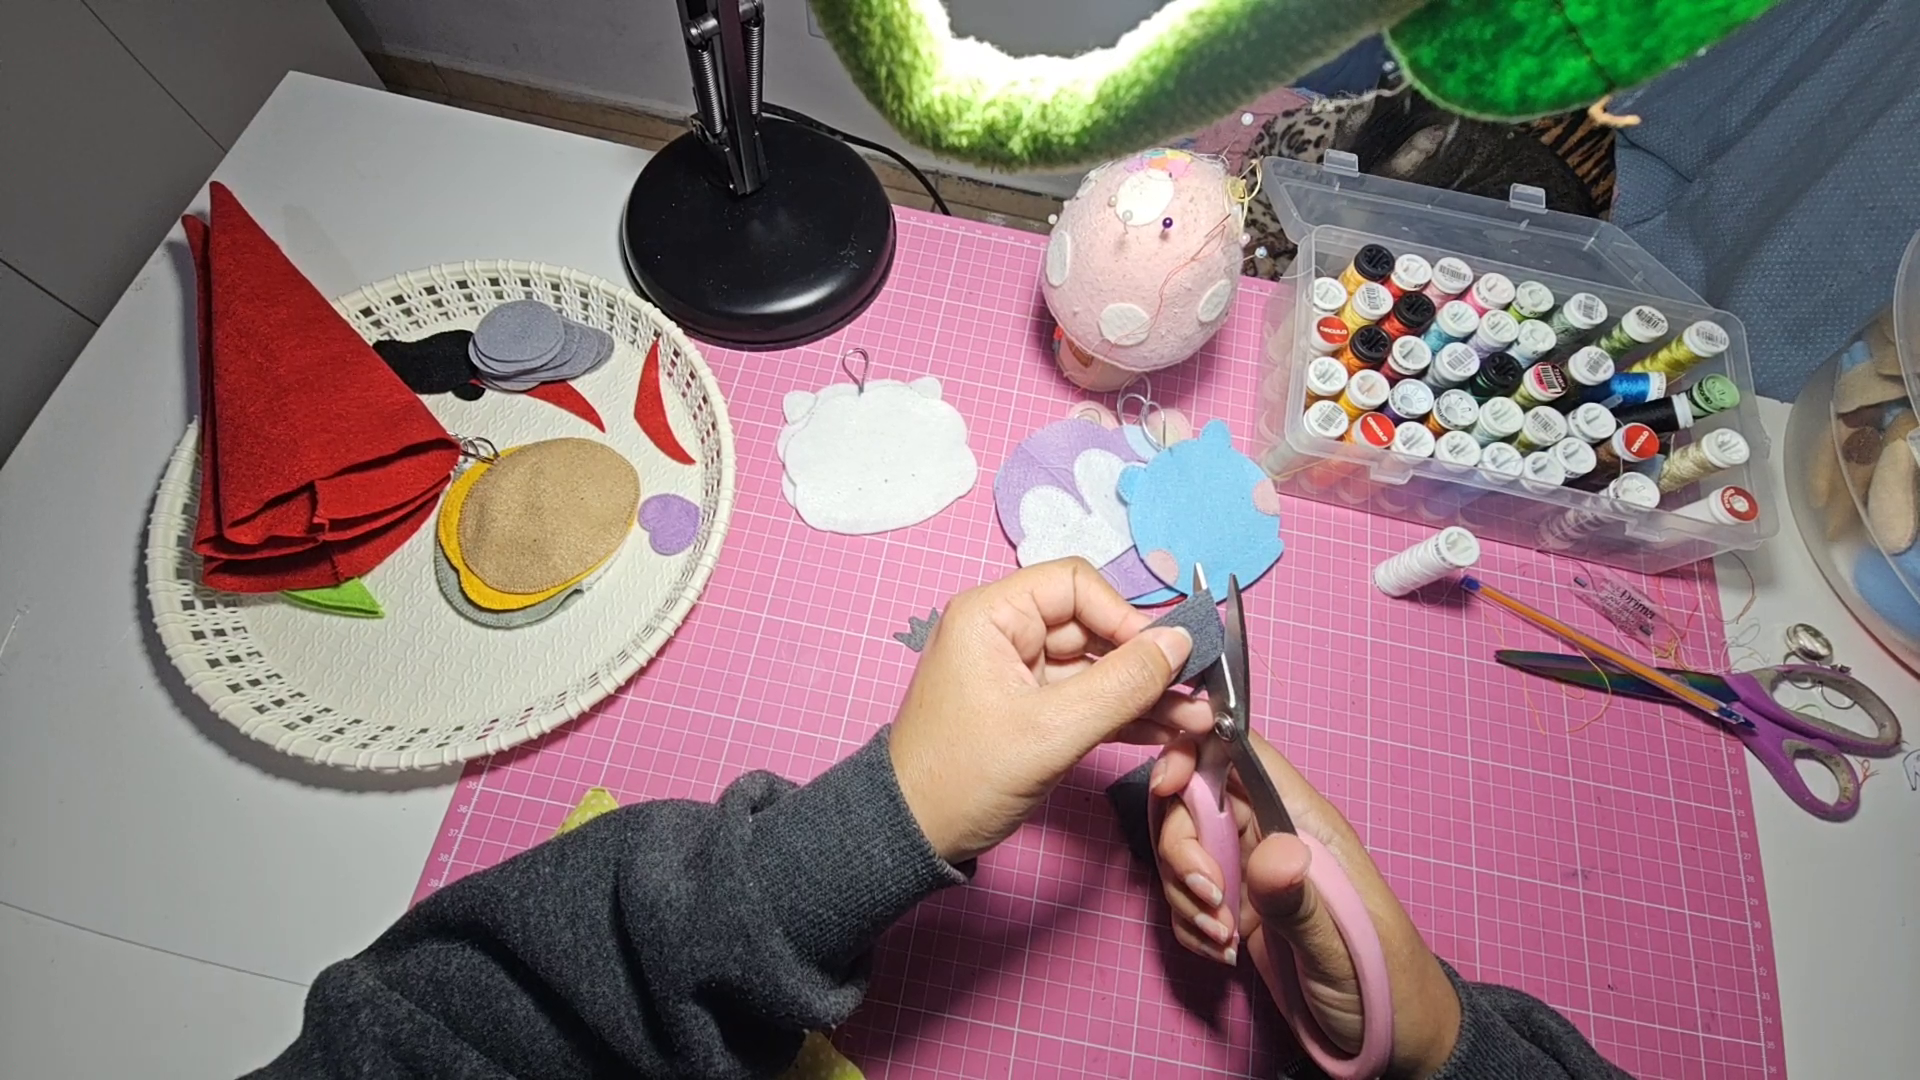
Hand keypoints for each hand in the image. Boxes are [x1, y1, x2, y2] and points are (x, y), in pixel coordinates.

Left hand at [890, 558, 1211, 863]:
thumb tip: (1179, 641)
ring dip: (1143, 692)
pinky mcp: (1031, 706)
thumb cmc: (964, 775)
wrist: (916, 836)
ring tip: (1196, 718)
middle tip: (1197, 689)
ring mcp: (1020, 670)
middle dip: (1145, 660)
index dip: (1124, 615)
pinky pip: (1086, 696)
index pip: (1075, 585)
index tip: (1165, 655)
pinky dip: (1122, 713)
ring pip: (1095, 665)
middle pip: (1092, 625)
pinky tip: (1166, 730)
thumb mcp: (1051, 730)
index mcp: (993, 614)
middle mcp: (1007, 631)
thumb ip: (1121, 684)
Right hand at [1153, 733, 1462, 1078]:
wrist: (1395, 1044)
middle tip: (1210, 899)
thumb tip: (1275, 850)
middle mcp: (1267, 831)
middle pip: (1193, 800)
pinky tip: (1223, 952)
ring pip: (1181, 847)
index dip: (1192, 752)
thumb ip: (1301, 903)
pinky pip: (1184, 891)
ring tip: (1224, 939)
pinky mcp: (1230, 901)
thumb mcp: (1342, 953)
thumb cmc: (1385, 991)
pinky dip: (1188, 921)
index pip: (1237, 752)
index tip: (1168, 788)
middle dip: (1182, 848)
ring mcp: (1246, 866)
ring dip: (1185, 893)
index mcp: (1300, 819)